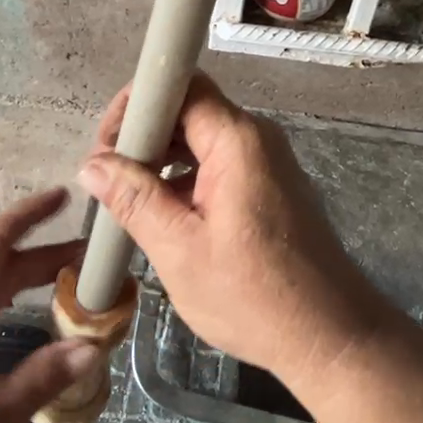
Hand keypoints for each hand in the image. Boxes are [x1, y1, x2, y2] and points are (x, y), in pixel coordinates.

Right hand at [77, 73, 402, 392]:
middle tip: (109, 176)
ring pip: (203, 139)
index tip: (106, 145)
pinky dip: (187, 178)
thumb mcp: (180, 250)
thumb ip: (135, 200)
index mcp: (237, 140)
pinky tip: (163, 213)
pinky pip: (220, 162)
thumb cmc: (253, 295)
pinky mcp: (271, 184)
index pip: (181, 87)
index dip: (138, 106)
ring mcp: (267, 160)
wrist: (330, 335)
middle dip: (145, 136)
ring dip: (163, 160)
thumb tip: (92, 164)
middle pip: (191, 110)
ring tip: (127, 199)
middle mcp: (256, 137)